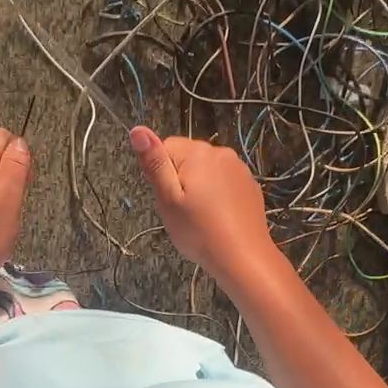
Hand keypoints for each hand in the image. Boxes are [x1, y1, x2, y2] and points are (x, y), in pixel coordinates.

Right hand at [129, 126, 278, 281]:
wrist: (242, 256)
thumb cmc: (198, 230)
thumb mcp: (168, 199)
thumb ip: (154, 163)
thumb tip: (138, 130)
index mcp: (197, 153)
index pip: (166, 147)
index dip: (160, 173)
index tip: (167, 198)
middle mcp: (221, 152)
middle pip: (188, 157)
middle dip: (180, 179)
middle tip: (181, 211)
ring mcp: (239, 168)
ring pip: (206, 170)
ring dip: (199, 186)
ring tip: (200, 217)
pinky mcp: (249, 185)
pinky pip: (224, 182)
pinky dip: (217, 195)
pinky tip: (218, 218)